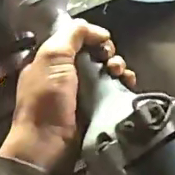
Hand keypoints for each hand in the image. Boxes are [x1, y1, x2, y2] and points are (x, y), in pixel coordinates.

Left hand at [0, 19, 135, 173]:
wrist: (49, 144)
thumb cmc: (47, 99)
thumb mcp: (52, 57)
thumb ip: (72, 35)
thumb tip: (99, 31)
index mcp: (52, 60)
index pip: (78, 39)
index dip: (93, 36)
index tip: (102, 42)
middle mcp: (68, 73)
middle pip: (97, 53)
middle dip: (108, 52)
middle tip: (109, 61)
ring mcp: (84, 92)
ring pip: (109, 70)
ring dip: (118, 66)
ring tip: (119, 73)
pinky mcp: (99, 108)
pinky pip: (116, 89)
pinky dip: (125, 83)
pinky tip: (128, 83)